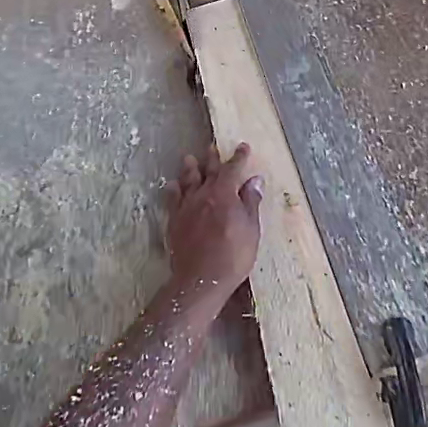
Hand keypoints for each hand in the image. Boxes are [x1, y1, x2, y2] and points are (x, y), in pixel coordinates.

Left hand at [163, 144, 263, 297]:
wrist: (201, 279)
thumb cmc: (233, 255)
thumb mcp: (251, 228)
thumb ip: (251, 202)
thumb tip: (254, 180)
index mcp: (224, 194)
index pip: (232, 169)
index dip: (239, 157)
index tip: (243, 147)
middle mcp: (203, 195)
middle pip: (208, 171)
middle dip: (212, 158)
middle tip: (212, 147)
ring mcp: (186, 207)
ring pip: (187, 181)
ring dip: (190, 169)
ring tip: (189, 159)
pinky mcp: (174, 221)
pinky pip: (173, 199)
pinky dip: (174, 190)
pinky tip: (173, 186)